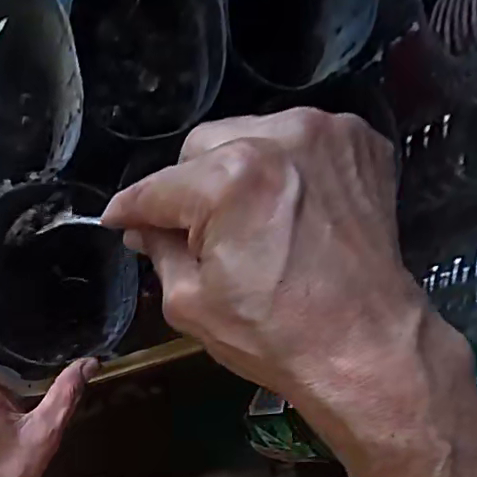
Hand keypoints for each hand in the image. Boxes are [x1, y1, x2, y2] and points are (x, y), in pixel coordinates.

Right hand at [102, 110, 447, 410]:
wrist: (361, 344)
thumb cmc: (270, 333)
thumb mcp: (188, 303)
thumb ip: (159, 251)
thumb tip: (143, 228)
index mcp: (228, 180)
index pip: (156, 188)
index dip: (128, 208)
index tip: (115, 220)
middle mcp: (278, 137)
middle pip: (199, 148)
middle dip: (183, 188)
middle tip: (186, 232)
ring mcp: (327, 133)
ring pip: (247, 135)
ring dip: (228, 173)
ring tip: (237, 220)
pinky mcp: (360, 143)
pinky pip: (293, 143)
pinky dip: (276, 169)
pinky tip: (278, 210)